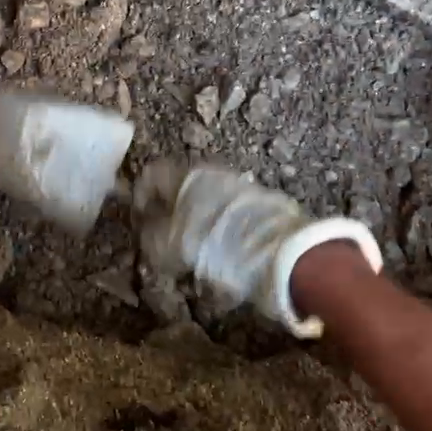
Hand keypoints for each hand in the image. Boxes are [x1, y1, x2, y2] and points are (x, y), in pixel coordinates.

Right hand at [135, 161, 381, 337]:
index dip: (138, 197)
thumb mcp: (176, 247)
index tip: (138, 221)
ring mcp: (240, 186)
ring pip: (205, 200)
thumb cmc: (224, 247)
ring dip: (196, 221)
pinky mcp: (264, 205)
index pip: (149, 175)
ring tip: (197, 253)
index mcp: (185, 176)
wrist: (293, 257)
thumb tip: (144, 234)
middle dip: (168, 211)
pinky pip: (230, 213)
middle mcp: (212, 173)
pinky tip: (227, 255)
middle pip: (178, 187)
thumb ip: (152, 238)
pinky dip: (221, 229)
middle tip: (165, 239)